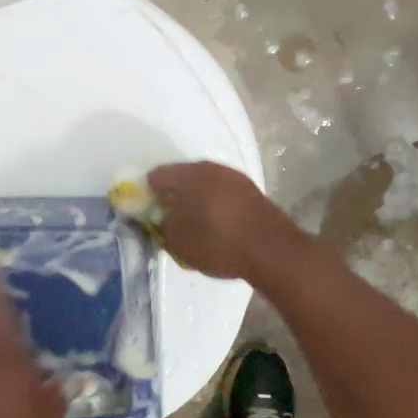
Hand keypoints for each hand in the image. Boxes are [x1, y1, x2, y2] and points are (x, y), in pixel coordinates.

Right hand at [146, 161, 303, 280]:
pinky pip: (223, 195)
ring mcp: (234, 178)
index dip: (146, 194)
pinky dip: (214, 207)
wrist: (271, 250)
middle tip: (168, 221)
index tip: (146, 214)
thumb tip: (158, 217)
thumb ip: (160, 226)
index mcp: (188, 174)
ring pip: (204, 186)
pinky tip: (215, 227)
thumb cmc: (217, 242)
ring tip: (192, 227)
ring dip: (195, 202)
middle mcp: (211, 168)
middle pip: (182, 178)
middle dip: (173, 197)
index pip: (156, 176)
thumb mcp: (177, 241)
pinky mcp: (251, 192)